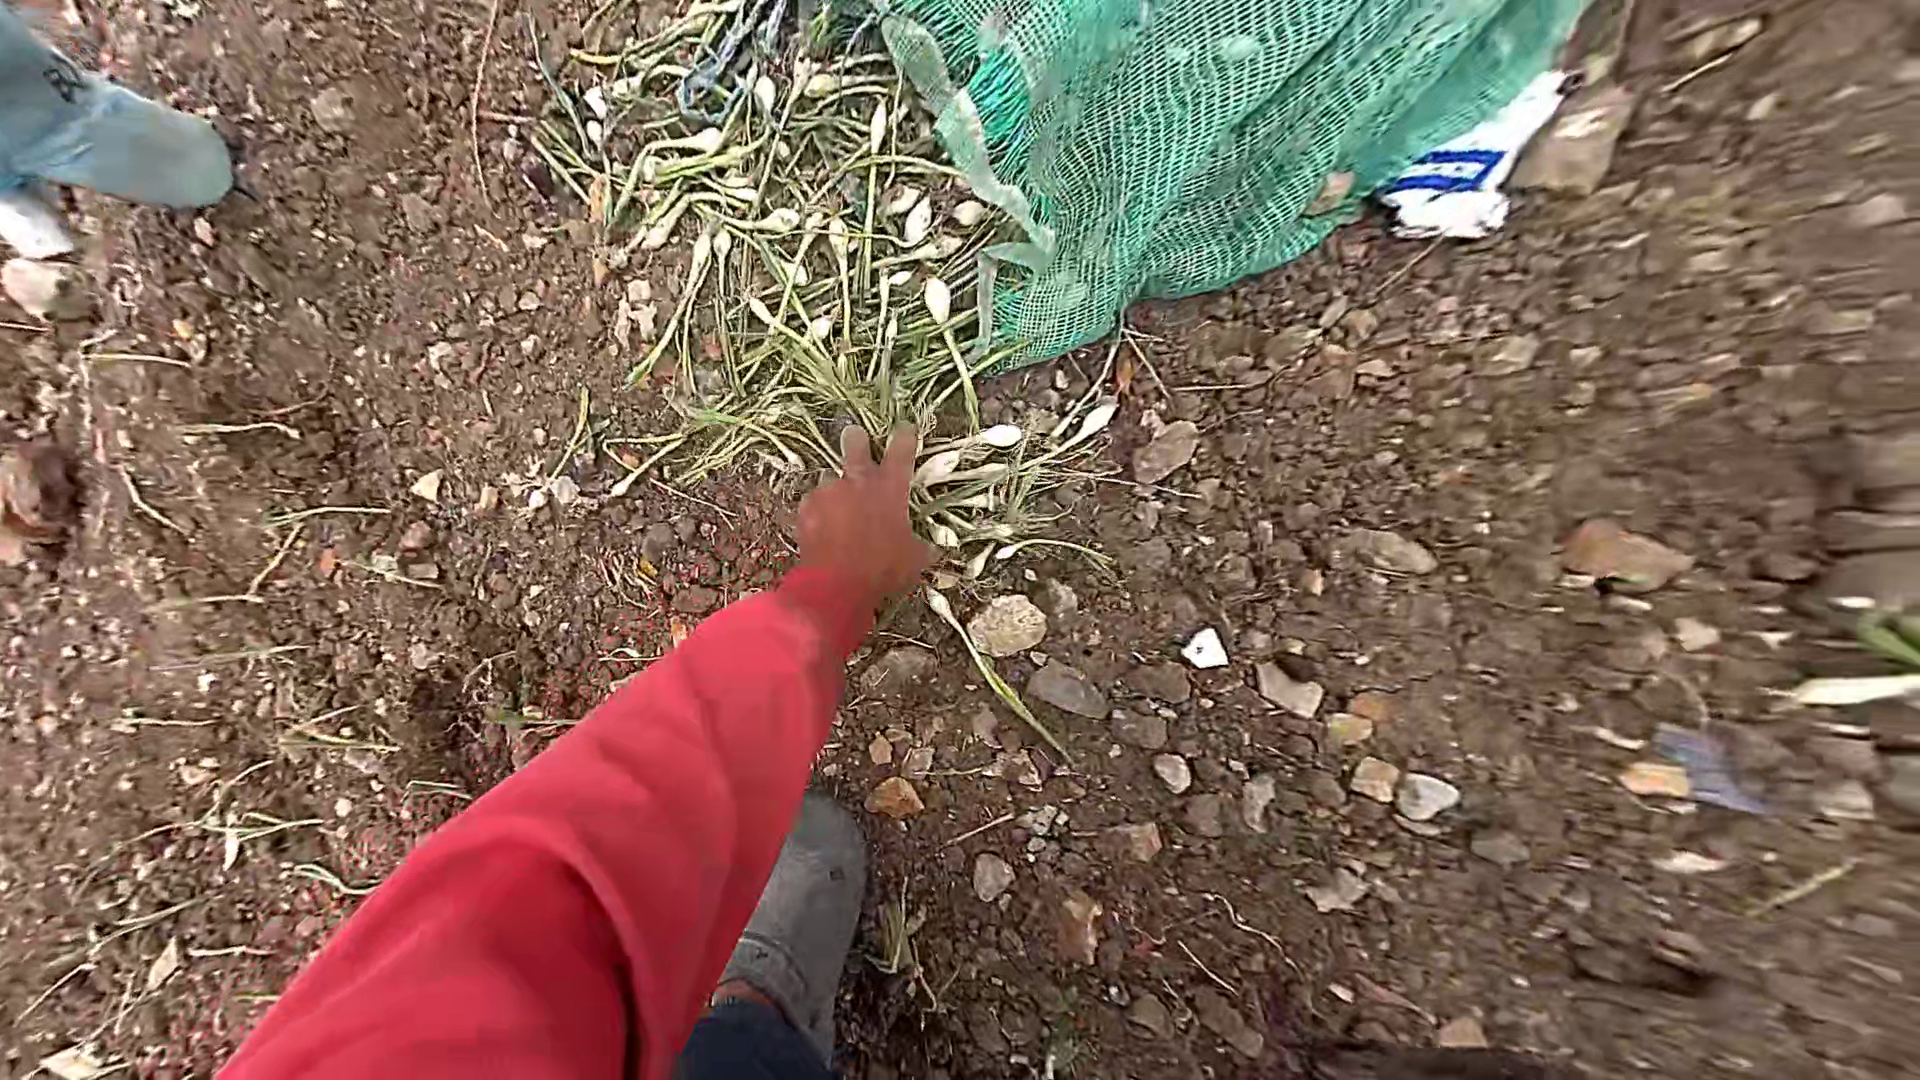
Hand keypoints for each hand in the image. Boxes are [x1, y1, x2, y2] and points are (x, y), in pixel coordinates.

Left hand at [796, 426, 932, 606]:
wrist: (837, 586)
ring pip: (831, 481)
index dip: (905, 437)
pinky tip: (822, 529)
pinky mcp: (806, 509)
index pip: (902, 451)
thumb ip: (919, 546)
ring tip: (839, 514)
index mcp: (890, 488)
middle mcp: (858, 481)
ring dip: (836, 492)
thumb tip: (929, 549)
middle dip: (856, 439)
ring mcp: (828, 492)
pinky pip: (813, 505)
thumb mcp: (914, 560)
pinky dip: (818, 513)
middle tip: (855, 436)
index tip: (905, 429)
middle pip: (856, 444)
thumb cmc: (884, 569)